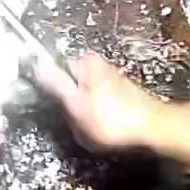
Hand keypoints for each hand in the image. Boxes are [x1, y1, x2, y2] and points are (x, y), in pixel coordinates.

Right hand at [34, 55, 170, 152]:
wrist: (153, 127)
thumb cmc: (113, 118)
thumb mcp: (76, 104)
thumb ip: (55, 84)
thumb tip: (36, 66)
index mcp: (85, 61)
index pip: (54, 68)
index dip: (51, 88)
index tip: (55, 106)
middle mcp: (98, 64)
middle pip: (70, 83)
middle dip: (70, 103)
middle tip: (76, 121)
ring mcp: (110, 77)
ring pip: (84, 95)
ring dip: (85, 111)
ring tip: (93, 126)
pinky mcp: (120, 91)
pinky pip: (98, 102)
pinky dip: (98, 113)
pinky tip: (105, 126)